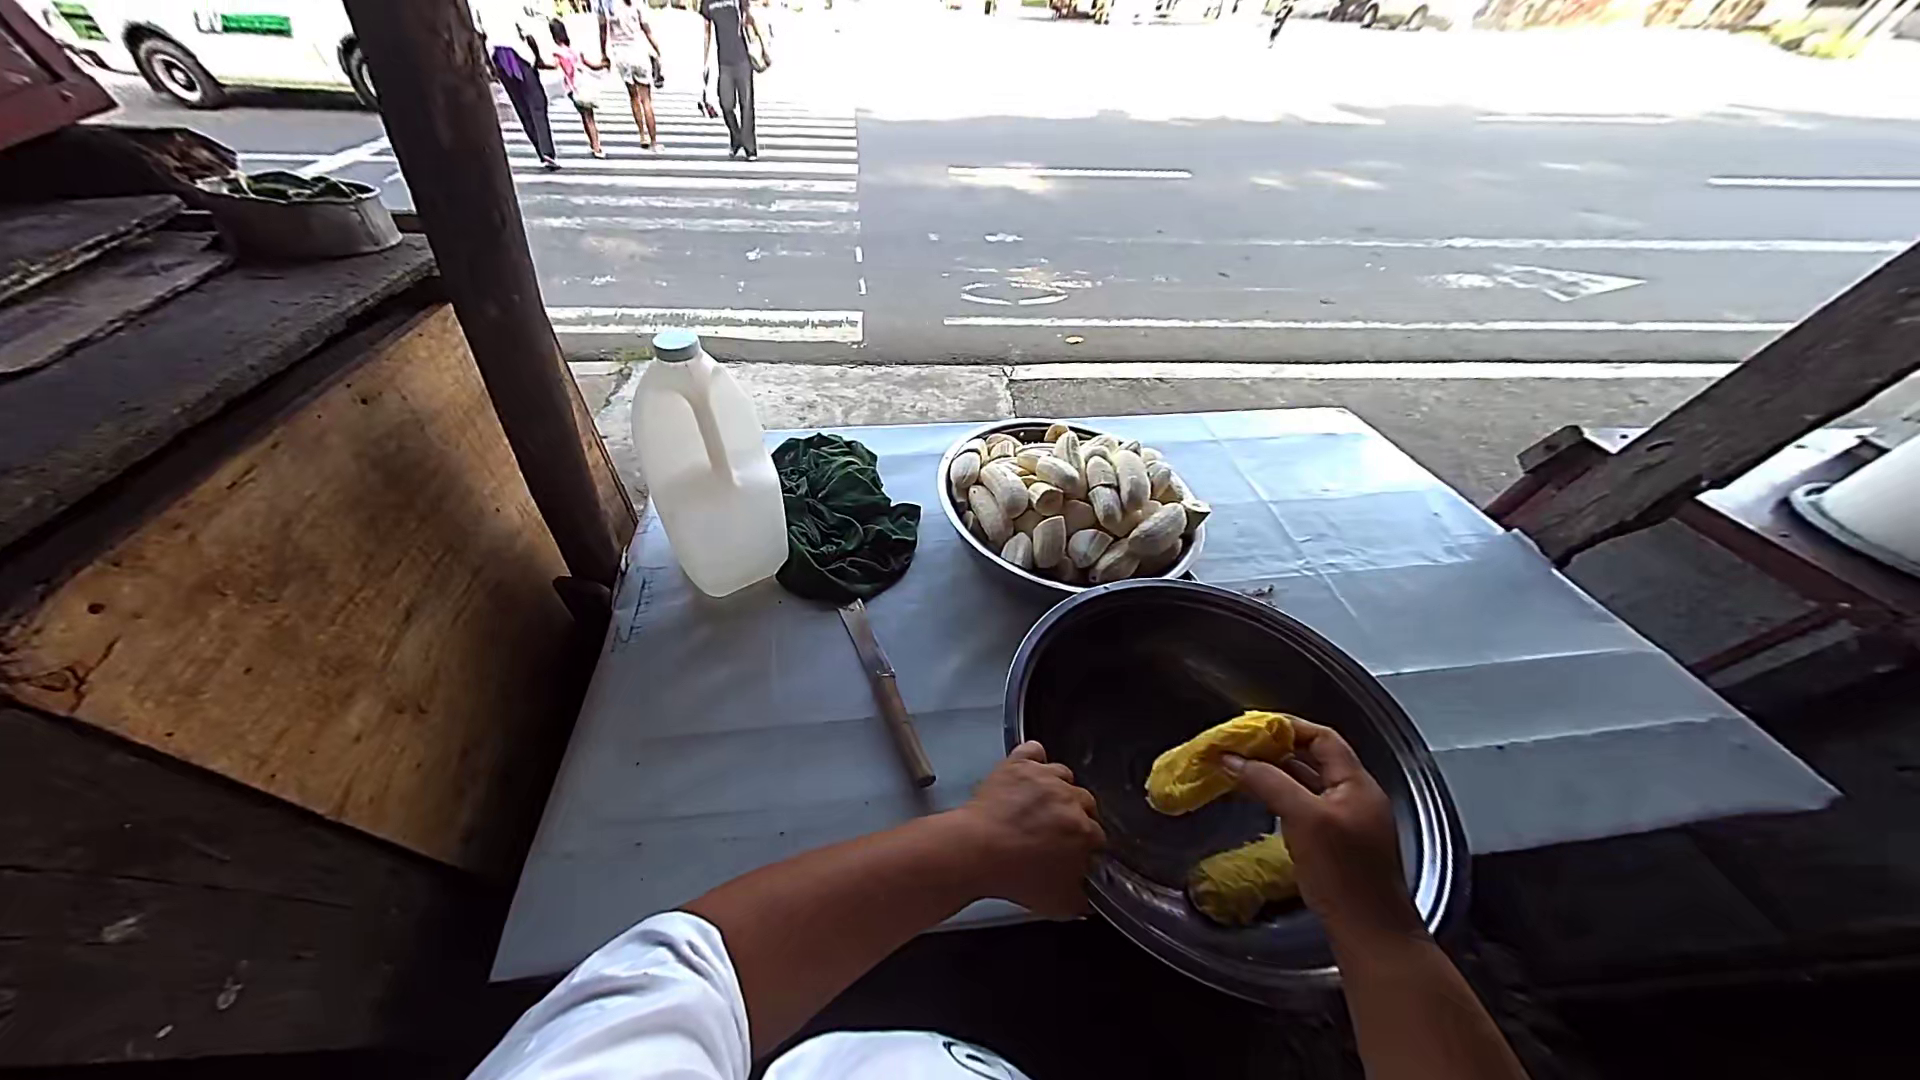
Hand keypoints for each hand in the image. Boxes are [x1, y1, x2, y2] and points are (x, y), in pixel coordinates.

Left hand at [946, 741, 1104, 918]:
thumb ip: (1082, 897)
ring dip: (1058, 787)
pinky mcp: (1019, 764)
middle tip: (1057, 828)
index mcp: (1083, 830)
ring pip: (1063, 774)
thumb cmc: (1013, 875)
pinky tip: (1031, 769)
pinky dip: (1035, 758)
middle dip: (1076, 814)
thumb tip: (1088, 895)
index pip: (1097, 834)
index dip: (1087, 844)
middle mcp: (1068, 797)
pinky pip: (1034, 750)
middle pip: (1085, 801)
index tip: (1076, 849)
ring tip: (1043, 802)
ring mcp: (1043, 776)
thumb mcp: (1059, 903)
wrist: (976, 851)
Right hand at [1222, 720, 1420, 941]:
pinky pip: (1300, 804)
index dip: (1288, 727)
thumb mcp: (1304, 818)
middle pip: (1311, 757)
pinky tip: (1253, 797)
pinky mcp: (1332, 843)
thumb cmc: (1344, 873)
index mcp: (1356, 784)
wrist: (1371, 937)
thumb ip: (1268, 782)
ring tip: (1237, 767)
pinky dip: (1276, 794)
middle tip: (1237, 746)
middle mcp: (1353, 796)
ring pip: (1303, 781)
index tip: (1251, 728)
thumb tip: (1231, 758)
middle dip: (1273, 749)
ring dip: (1272, 772)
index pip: (1322, 738)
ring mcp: (1344, 820)